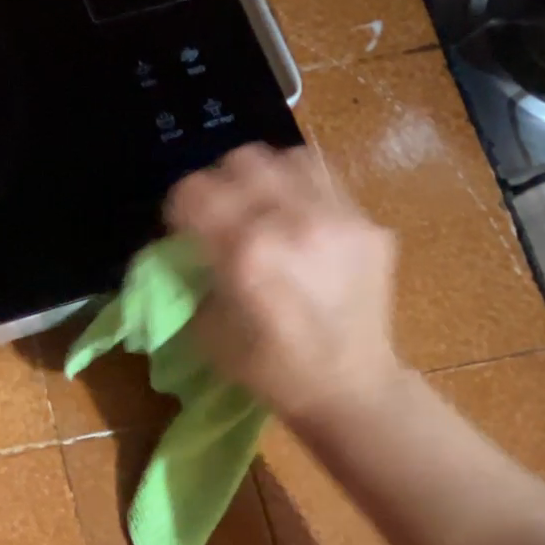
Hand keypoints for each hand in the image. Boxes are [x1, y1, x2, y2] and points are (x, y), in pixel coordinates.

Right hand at [167, 144, 405, 427]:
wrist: (350, 386)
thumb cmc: (269, 370)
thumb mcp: (208, 331)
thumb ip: (196, 281)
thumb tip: (187, 254)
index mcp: (244, 252)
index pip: (194, 192)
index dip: (178, 208)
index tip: (180, 228)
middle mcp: (291, 222)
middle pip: (240, 162)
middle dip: (219, 183)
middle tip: (218, 212)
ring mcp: (336, 217)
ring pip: (286, 159)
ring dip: (262, 178)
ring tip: (260, 207)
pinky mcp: (366, 224)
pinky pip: (324, 182)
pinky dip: (299, 192)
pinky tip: (297, 222)